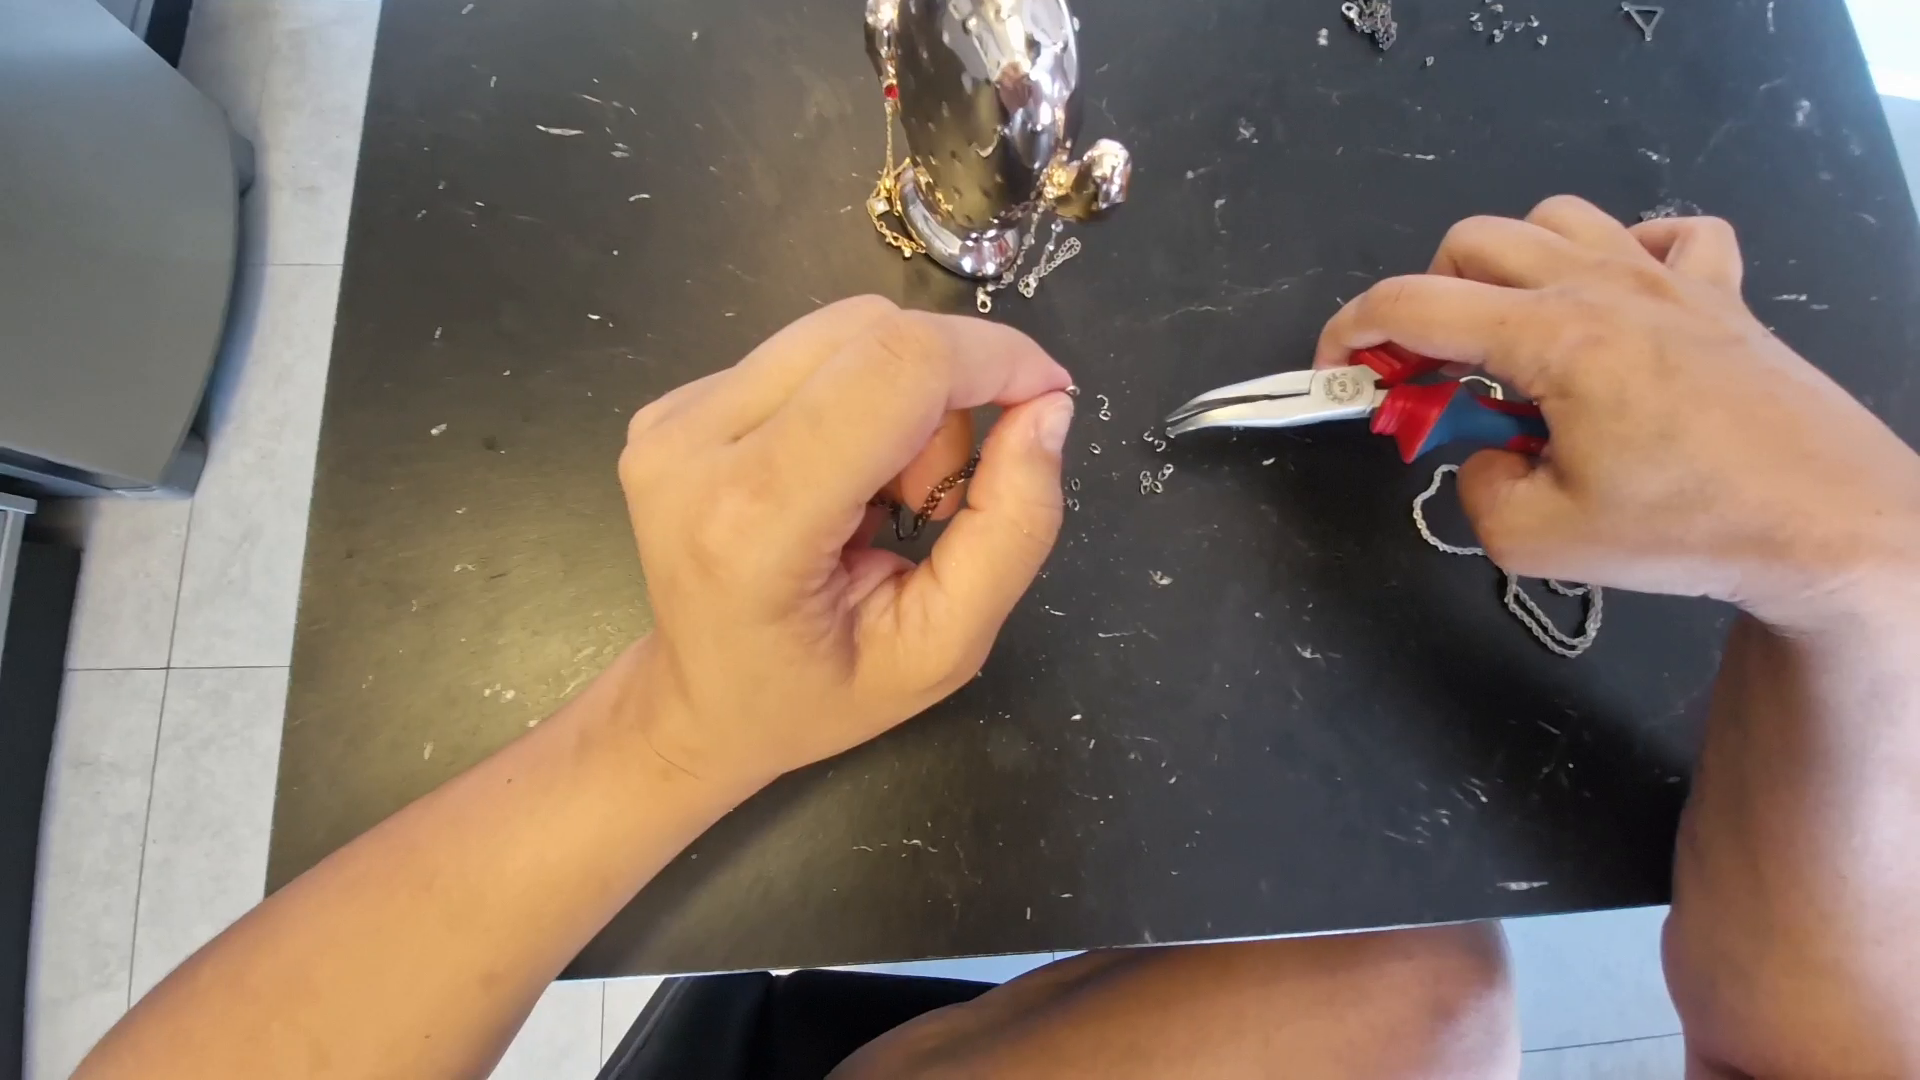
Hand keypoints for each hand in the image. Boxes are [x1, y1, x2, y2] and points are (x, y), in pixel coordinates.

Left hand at [617, 296, 1074, 790]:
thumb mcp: (943, 647)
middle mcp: (695, 443)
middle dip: (951, 392)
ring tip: (889, 495)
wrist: (697, 705)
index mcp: (755, 517)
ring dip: (904, 398)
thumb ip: (1013, 532)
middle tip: (946, 493)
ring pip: (843, 331)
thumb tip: (1048, 410)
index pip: (897, 368)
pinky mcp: (675, 406)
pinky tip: (842, 478)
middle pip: (873, 332)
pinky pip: (806, 355)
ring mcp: (675, 417)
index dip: (995, 359)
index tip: (1047, 396)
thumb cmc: (817, 697)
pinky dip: (858, 401)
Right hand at [1317, 195, 1919, 628]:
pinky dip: (1618, 256)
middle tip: (1425, 373)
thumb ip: (1473, 483)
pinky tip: (1611, 307)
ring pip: (1552, 219)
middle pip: (1470, 243)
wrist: (1840, 530)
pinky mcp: (1721, 293)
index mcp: (1552, 338)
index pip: (1409, 303)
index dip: (1348, 333)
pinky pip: (1663, 233)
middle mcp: (1603, 287)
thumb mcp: (1529, 538)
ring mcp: (1669, 279)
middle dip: (1420, 302)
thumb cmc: (1683, 532)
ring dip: (1503, 270)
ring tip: (1505, 336)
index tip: (1335, 375)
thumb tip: (1486, 451)